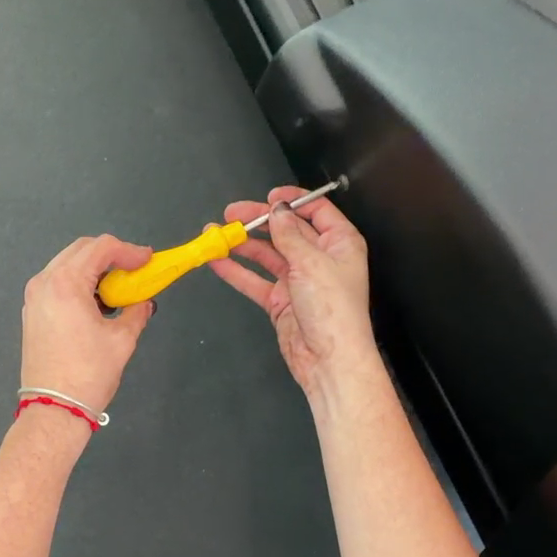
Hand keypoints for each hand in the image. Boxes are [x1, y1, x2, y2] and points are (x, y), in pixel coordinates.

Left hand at [22, 235, 155, 415]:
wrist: (55, 408)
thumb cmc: (89, 374)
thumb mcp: (122, 340)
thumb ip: (136, 312)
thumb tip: (144, 301)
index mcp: (66, 283)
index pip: (101, 247)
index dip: (129, 250)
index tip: (147, 261)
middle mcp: (44, 282)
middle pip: (80, 250)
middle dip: (110, 255)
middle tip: (135, 270)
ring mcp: (34, 297)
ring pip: (66, 265)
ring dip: (93, 270)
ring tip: (118, 287)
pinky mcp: (32, 313)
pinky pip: (57, 284)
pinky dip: (78, 284)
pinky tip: (97, 302)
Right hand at [209, 186, 376, 400]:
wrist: (328, 359)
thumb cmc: (333, 310)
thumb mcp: (312, 263)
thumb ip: (289, 235)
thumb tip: (276, 211)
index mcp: (339, 243)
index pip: (316, 211)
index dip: (292, 201)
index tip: (268, 197)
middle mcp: (319, 259)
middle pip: (285, 231)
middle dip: (258, 221)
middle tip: (231, 214)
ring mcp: (298, 281)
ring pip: (266, 255)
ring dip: (242, 245)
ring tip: (216, 235)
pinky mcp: (280, 302)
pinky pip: (255, 281)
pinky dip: (236, 271)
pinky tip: (217, 261)